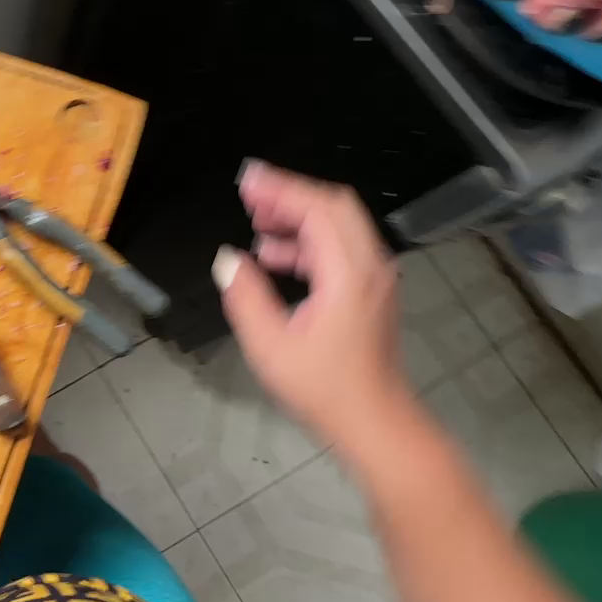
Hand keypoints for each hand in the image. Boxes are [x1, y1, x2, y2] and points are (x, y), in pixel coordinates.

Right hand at [212, 161, 414, 441]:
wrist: (373, 420)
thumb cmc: (322, 387)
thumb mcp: (270, 345)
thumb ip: (246, 296)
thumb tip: (227, 260)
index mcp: (348, 273)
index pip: (317, 210)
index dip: (281, 189)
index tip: (246, 180)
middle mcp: (369, 266)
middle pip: (334, 207)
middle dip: (290, 195)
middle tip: (249, 195)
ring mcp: (373, 277)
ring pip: (338, 225)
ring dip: (297, 218)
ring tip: (255, 224)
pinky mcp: (369, 291)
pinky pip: (339, 248)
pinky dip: (307, 241)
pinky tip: (273, 257)